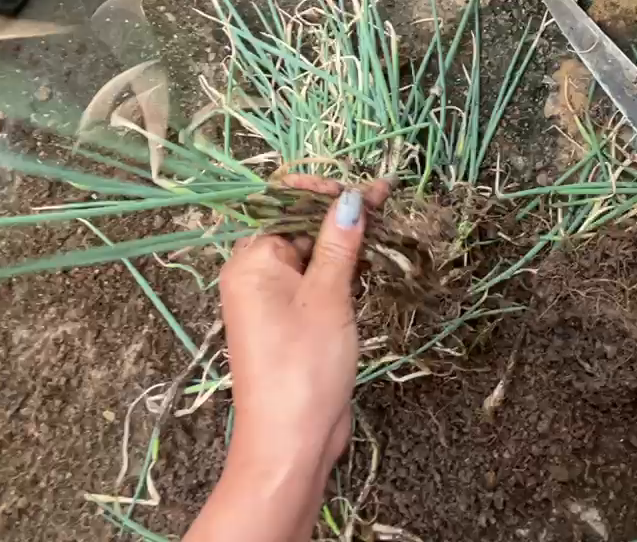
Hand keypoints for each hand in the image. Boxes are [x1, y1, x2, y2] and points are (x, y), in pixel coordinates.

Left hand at [217, 180, 370, 482]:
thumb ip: (339, 241)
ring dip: (345, 239)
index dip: (322, 192)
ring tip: (384, 222)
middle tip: (384, 201)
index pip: (285, 205)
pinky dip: (341, 266)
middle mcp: (256, 274)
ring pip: (311, 252)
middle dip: (339, 212)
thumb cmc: (304, 366)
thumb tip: (351, 195)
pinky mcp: (291, 318)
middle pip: (299, 226)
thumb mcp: (328, 296)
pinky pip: (315, 278)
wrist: (291, 444)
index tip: (361, 190)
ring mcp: (273, 298)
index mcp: (251, 261)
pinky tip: (370, 258)